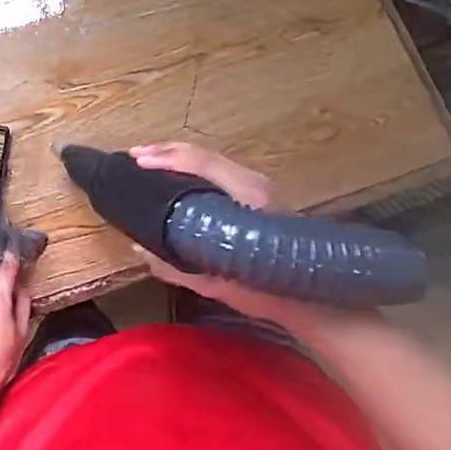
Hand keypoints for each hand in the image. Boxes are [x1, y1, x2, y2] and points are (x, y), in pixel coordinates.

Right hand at [127, 142, 353, 335]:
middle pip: (204, 154)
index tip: (136, 161)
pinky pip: (220, 169)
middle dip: (167, 151)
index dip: (166, 158)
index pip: (201, 163)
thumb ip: (178, 266)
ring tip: (149, 160)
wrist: (316, 298)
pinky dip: (194, 166)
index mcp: (247, 196)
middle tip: (134, 156)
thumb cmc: (268, 290)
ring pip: (212, 159)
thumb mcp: (219, 282)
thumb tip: (140, 248)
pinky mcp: (260, 193)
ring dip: (179, 156)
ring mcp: (259, 185)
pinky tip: (179, 176)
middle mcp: (254, 182)